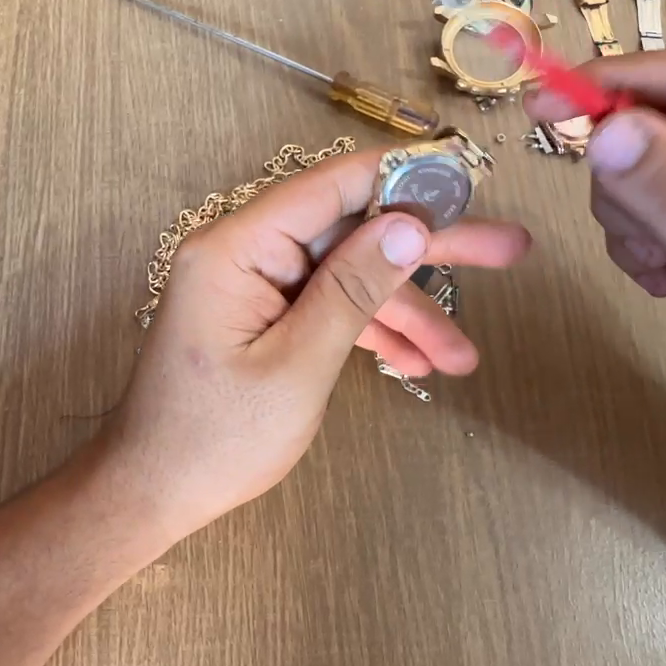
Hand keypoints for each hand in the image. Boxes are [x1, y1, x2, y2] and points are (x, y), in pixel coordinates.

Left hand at [93, 147, 530, 538]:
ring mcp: (254, 284)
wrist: (155, 490)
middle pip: (350, 231)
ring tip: (465, 355)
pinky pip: (326, 308)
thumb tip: (409, 224)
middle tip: (510, 249)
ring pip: (347, 276)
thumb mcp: (298, 365)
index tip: (470, 175)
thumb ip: (353, 290)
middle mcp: (244, 251)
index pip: (332, 187)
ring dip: (406, 310)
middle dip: (428, 248)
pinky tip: (418, 361)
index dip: (404, 177)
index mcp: (237, 246)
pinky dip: (370, 331)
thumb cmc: (217, 437)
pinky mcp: (263, 315)